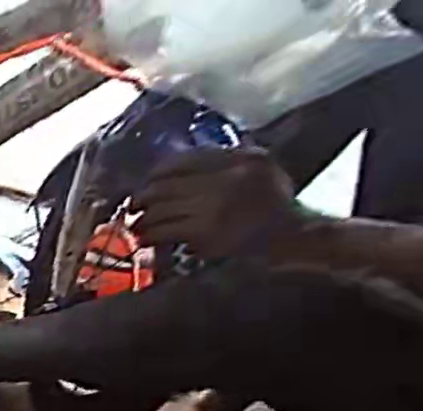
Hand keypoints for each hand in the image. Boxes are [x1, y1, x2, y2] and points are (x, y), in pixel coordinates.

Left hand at [132, 146, 304, 258]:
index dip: (156, 174)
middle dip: (141, 199)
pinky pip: (160, 231)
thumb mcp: (256, 171)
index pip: (182, 160)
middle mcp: (229, 177)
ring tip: (139, 227)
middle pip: (161, 187)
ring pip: (156, 210)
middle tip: (134, 208)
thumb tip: (172, 169)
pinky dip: (148, 236)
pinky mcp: (203, 228)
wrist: (287, 232)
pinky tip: (148, 239)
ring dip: (141, 221)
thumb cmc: (267, 203)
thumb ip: (221, 165)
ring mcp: (215, 203)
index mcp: (242, 158)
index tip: (147, 183)